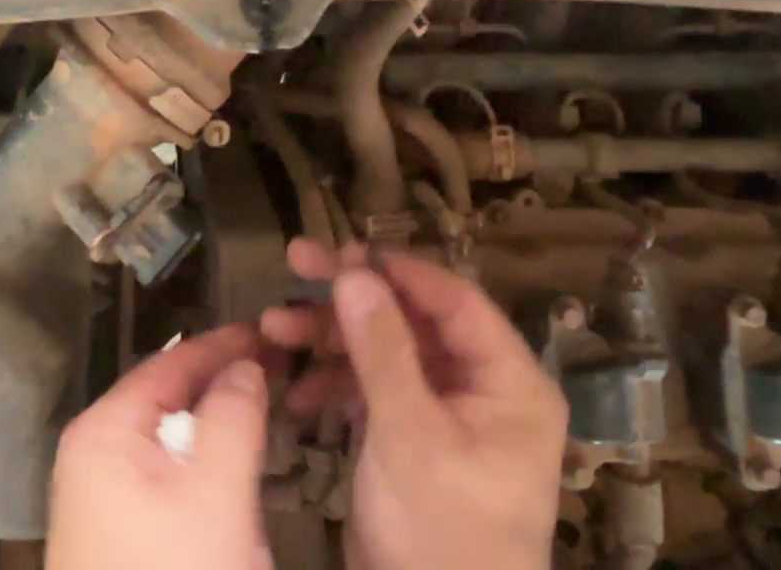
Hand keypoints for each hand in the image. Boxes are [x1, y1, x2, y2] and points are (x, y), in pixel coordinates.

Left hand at [46, 323, 273, 569]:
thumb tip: (246, 364)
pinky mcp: (117, 534)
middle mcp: (93, 454)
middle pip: (167, 398)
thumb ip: (233, 416)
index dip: (223, 343)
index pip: (170, 363)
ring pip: (170, 439)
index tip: (270, 330)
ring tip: (267, 405)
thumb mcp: (215, 495)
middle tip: (279, 367)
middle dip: (221, 381)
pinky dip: (204, 463)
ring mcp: (101, 497)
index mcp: (103, 430)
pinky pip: (166, 477)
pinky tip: (237, 465)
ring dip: (217, 423)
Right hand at [261, 240, 568, 569]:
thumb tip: (354, 272)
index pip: (452, 300)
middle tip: (298, 261)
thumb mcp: (410, 435)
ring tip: (272, 326)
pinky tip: (295, 392)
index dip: (396, 270)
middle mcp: (480, 387)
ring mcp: (442, 411)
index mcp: (508, 381)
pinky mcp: (410, 434)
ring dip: (330, 339)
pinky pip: (371, 388)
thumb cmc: (440, 530)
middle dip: (352, 297)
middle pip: (412, 319)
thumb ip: (382, 349)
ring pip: (384, 349)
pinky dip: (333, 384)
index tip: (341, 249)